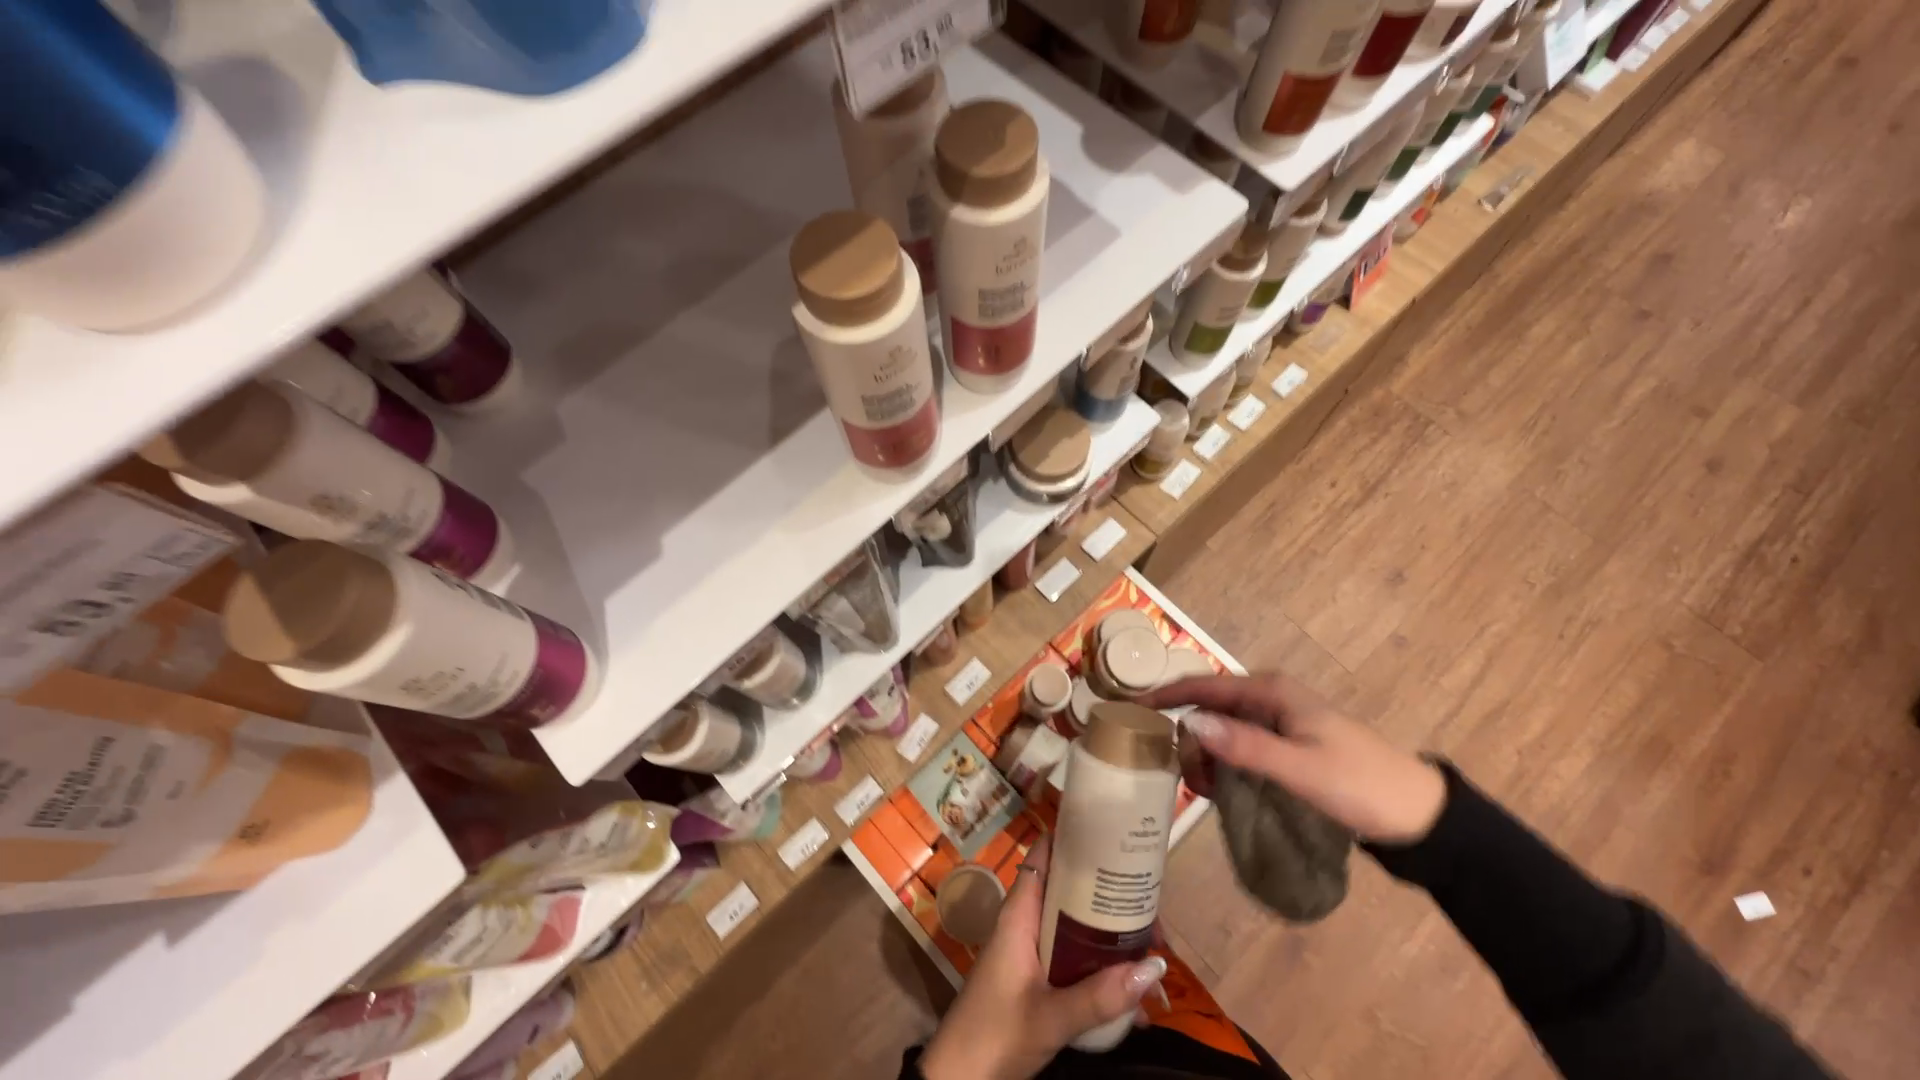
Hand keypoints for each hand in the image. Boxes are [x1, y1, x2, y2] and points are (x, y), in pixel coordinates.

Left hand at [920, 837, 1166, 1079]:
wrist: (957, 1079)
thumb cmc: (994, 1034)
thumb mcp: (1051, 1017)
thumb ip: (1100, 996)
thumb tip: (1157, 967)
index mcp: (1020, 915)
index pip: (1044, 857)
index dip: (1074, 836)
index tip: (1114, 830)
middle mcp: (1026, 925)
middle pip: (1070, 892)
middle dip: (1110, 895)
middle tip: (1153, 902)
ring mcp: (1031, 953)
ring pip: (1077, 927)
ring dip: (1111, 935)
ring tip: (1155, 946)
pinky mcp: (1038, 979)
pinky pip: (1075, 959)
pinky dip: (1102, 967)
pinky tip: (1135, 990)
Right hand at [1141, 673, 1446, 844]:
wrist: (1415, 813)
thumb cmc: (1359, 784)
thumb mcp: (1298, 768)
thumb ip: (1244, 746)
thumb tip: (1190, 724)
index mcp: (1273, 692)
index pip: (1205, 685)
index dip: (1166, 694)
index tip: (1130, 706)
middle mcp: (1271, 699)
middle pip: (1209, 708)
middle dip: (1187, 737)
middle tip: (1182, 776)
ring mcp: (1278, 722)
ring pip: (1221, 729)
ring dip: (1205, 756)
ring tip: (1204, 790)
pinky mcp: (1285, 744)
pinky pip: (1237, 746)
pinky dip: (1222, 764)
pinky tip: (1220, 789)